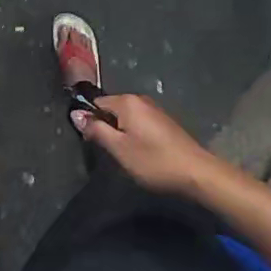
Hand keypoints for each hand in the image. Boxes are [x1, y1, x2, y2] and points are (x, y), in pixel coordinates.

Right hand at [73, 95, 228, 198]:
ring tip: (121, 154)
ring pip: (126, 116)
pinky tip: (138, 152)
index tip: (89, 142)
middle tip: (106, 151)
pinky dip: (133, 133)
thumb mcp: (119, 149)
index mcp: (128, 101)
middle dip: (105, 126)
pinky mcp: (163, 121)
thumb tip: (76, 114)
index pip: (97, 102)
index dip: (89, 120)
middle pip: (112, 108)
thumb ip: (97, 130)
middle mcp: (141, 99)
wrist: (194, 171)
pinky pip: (138, 122)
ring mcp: (154, 109)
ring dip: (119, 132)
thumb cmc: (153, 161)